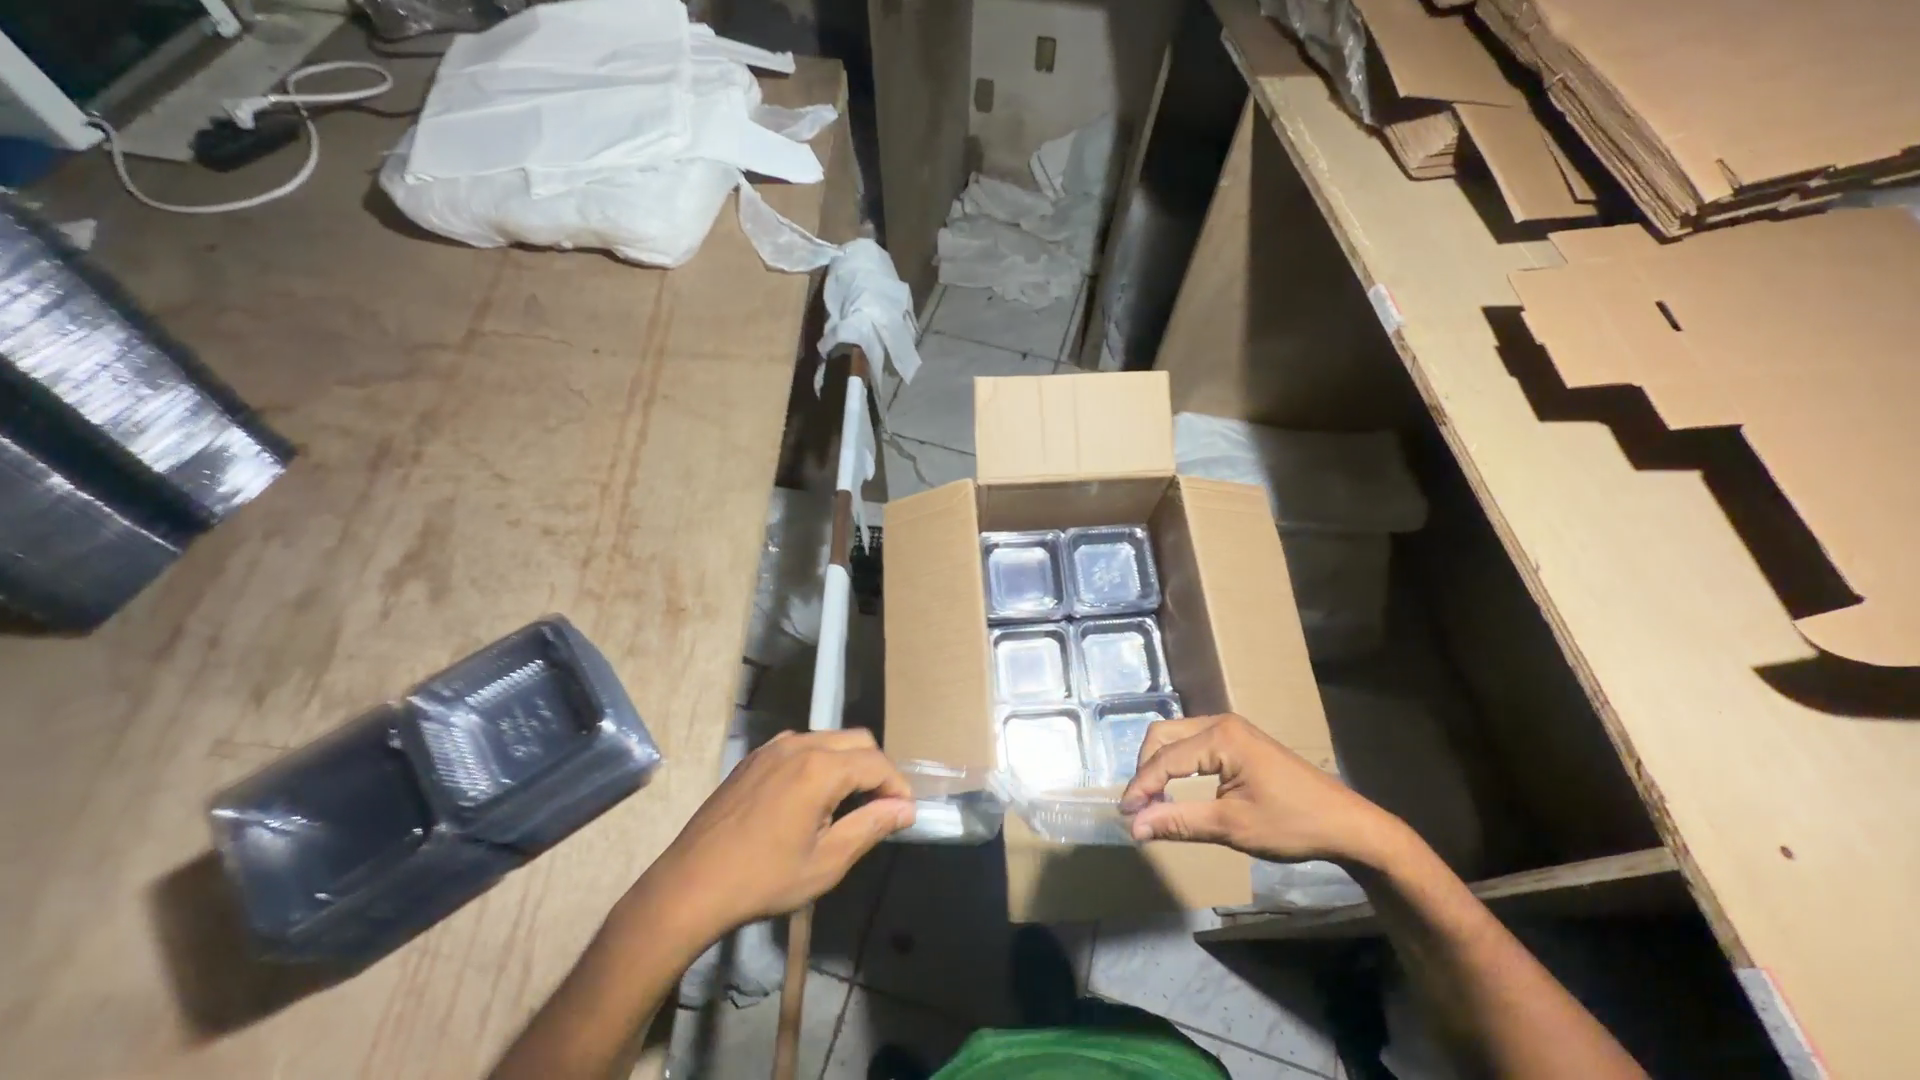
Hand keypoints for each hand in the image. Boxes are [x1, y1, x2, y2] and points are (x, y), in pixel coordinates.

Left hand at [632, 730, 915, 935]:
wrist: (691, 884)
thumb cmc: (764, 879)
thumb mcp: (827, 861)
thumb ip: (870, 826)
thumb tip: (904, 809)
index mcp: (819, 768)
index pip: (876, 762)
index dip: (897, 786)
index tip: (904, 815)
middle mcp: (797, 745)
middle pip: (855, 740)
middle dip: (876, 769)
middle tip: (881, 808)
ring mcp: (770, 749)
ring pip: (827, 740)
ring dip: (847, 763)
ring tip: (849, 805)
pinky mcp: (752, 759)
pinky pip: (799, 747)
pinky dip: (819, 762)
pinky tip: (812, 799)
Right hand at [1119, 714, 1402, 865]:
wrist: (1346, 825)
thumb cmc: (1291, 824)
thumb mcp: (1231, 826)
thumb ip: (1178, 821)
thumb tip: (1134, 826)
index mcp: (1221, 736)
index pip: (1164, 759)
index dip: (1140, 787)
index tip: (1124, 816)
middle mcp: (1222, 723)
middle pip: (1163, 736)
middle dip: (1145, 769)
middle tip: (1137, 807)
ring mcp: (1232, 730)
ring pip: (1176, 738)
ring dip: (1159, 766)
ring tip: (1152, 801)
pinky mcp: (1240, 742)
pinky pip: (1194, 745)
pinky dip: (1177, 765)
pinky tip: (1175, 789)